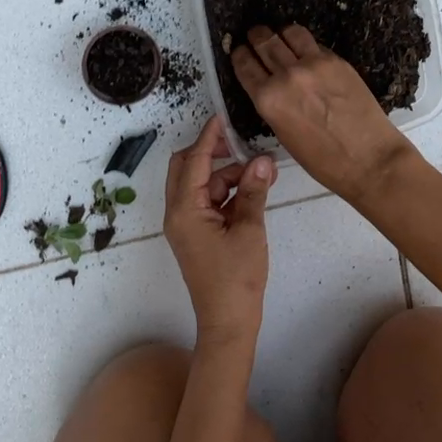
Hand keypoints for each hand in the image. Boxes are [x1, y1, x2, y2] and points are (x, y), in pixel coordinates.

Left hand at [164, 118, 275, 342]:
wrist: (228, 323)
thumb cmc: (237, 278)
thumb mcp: (249, 229)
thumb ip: (253, 191)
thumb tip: (262, 160)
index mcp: (184, 210)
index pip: (193, 161)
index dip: (209, 138)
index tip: (222, 118)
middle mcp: (178, 213)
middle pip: (187, 169)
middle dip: (213, 154)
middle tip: (241, 146)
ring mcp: (186, 226)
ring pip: (202, 186)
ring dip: (227, 176)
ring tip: (263, 172)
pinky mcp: (197, 236)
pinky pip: (208, 203)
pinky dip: (227, 194)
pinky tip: (254, 191)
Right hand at [231, 24, 415, 201]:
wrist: (368, 158)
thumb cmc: (323, 160)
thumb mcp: (283, 134)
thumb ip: (271, 104)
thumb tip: (269, 85)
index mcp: (267, 99)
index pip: (244, 65)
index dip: (239, 54)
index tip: (239, 50)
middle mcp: (286, 76)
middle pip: (264, 41)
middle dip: (255, 36)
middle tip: (255, 35)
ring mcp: (313, 64)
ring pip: (289, 33)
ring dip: (280, 33)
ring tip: (280, 36)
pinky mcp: (336, 60)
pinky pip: (313, 43)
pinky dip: (305, 44)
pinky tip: (306, 51)